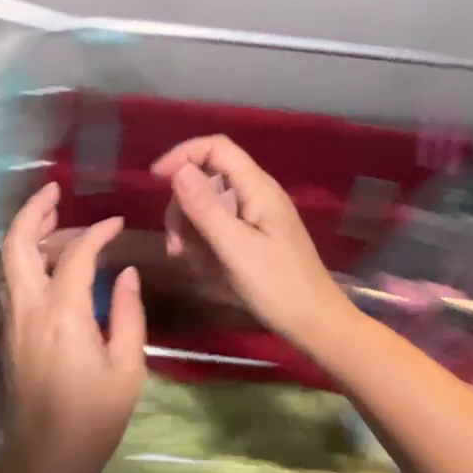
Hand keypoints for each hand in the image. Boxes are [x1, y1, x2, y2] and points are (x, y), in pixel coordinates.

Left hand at [0, 182, 146, 472]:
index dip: (97, 233)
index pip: (77, 254)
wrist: (45, 459)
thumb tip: (127, 273)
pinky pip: (10, 281)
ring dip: (25, 233)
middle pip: (16, 243)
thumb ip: (129, 314)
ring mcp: (12, 320)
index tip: (116, 223)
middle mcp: (28, 307)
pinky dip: (23, 258)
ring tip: (51, 218)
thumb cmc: (93, 417)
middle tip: (54, 192)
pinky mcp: (8, 334)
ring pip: (7, 261)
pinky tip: (46, 260)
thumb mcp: (127, 368)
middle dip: (32, 211)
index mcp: (62, 312)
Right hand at [152, 135, 355, 343]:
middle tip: (174, 242)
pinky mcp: (254, 234)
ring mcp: (256, 214)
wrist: (315, 324)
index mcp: (258, 189)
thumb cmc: (278, 287)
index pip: (217, 148)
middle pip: (208, 176)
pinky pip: (219, 223)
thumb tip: (179, 169)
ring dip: (189, 224)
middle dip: (182, 202)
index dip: (183, 155)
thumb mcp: (235, 249)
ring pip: (209, 201)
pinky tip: (200, 262)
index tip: (156, 179)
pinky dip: (202, 237)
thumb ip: (206, 208)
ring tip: (184, 256)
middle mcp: (257, 193)